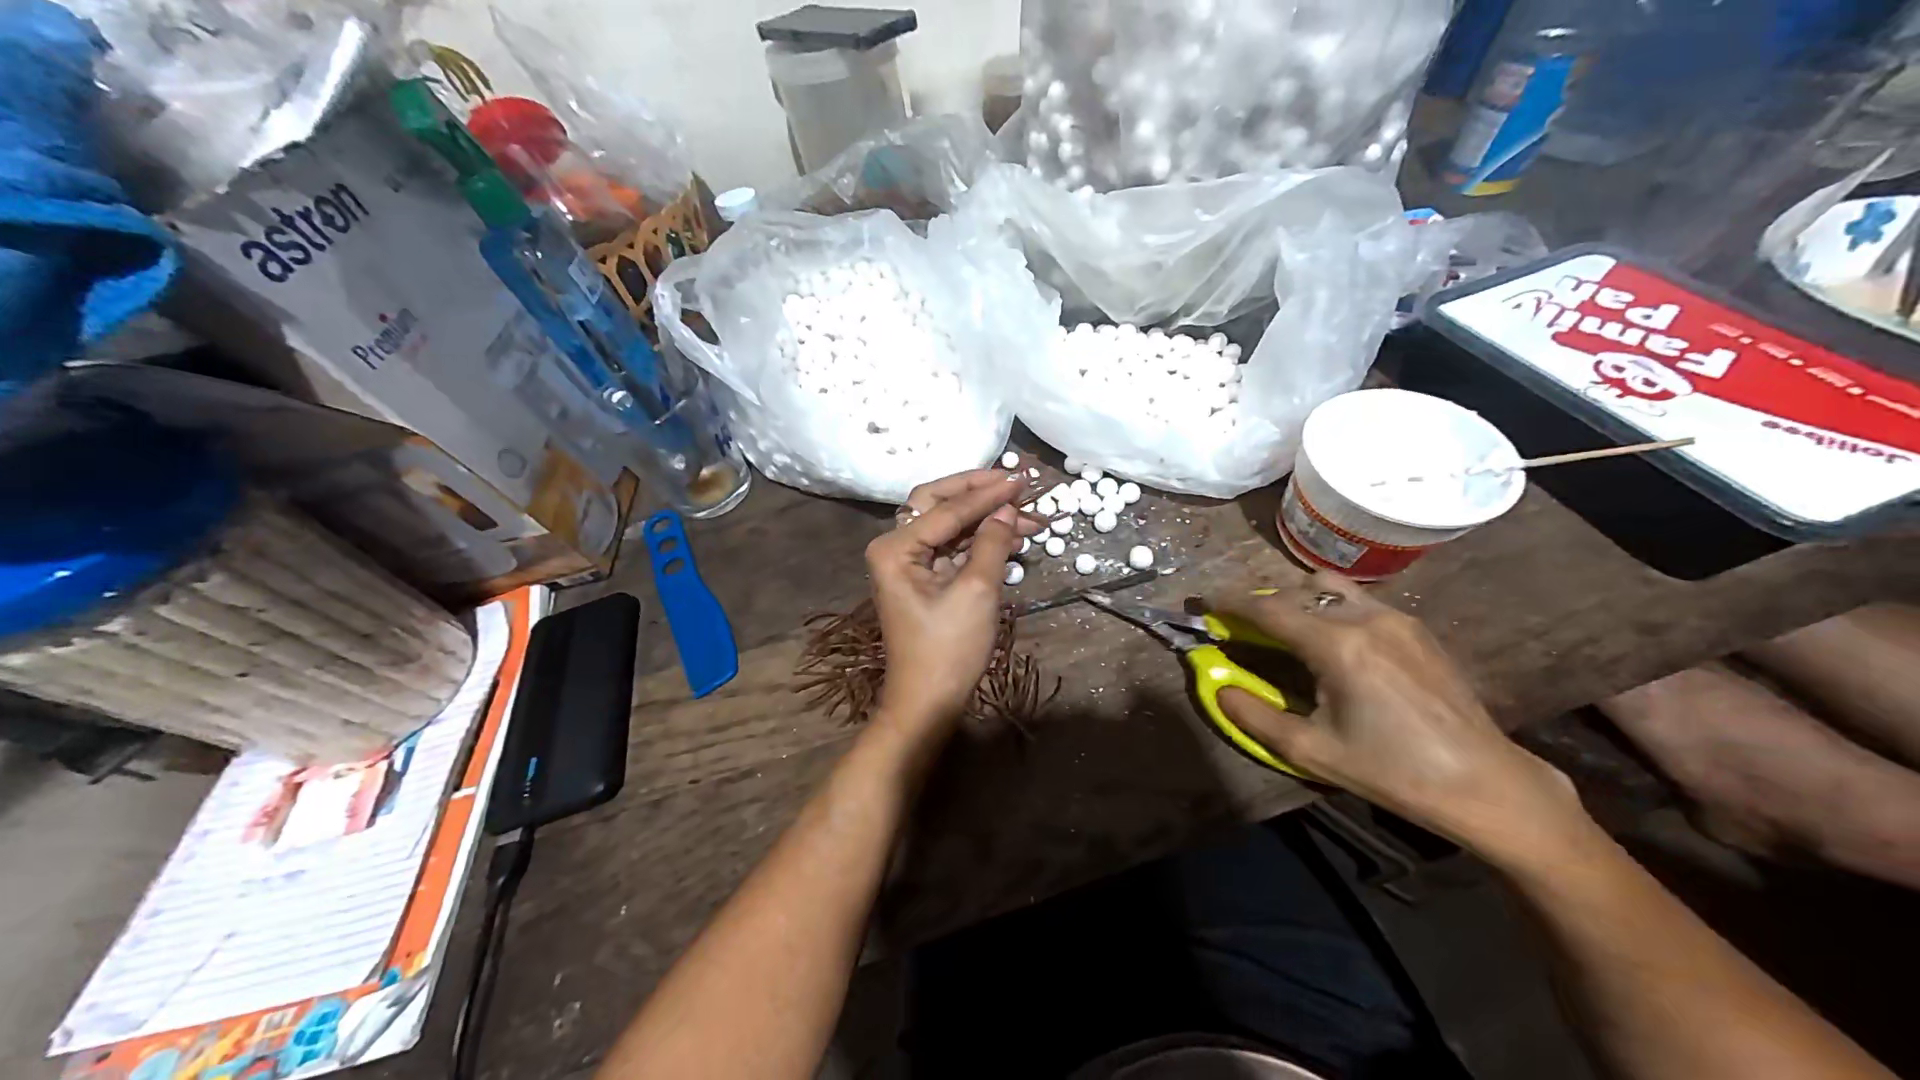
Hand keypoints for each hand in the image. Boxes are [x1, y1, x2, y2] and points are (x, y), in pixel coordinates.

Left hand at [865, 467, 1045, 735]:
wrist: (928, 702)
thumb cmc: (948, 649)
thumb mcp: (976, 592)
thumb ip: (992, 543)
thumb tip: (1008, 508)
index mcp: (895, 548)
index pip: (947, 508)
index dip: (988, 493)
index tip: (1023, 479)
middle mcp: (894, 548)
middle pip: (939, 503)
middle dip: (979, 492)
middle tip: (1017, 483)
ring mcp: (907, 564)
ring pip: (949, 525)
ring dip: (986, 518)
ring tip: (1030, 516)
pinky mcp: (923, 579)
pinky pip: (951, 547)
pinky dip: (980, 540)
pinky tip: (1013, 537)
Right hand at [1215, 572, 1585, 854]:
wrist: (1485, 782)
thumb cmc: (1392, 771)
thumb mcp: (1310, 751)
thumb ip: (1254, 715)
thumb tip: (1219, 688)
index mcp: (1337, 645)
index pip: (1268, 607)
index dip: (1229, 603)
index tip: (1204, 604)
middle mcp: (1365, 618)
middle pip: (1296, 589)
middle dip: (1261, 601)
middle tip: (1241, 625)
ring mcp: (1396, 618)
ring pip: (1330, 586)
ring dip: (1298, 598)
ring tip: (1286, 629)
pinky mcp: (1416, 628)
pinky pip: (1358, 600)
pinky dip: (1329, 607)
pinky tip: (1332, 644)